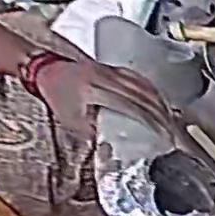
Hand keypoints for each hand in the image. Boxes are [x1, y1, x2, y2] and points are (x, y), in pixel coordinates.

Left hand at [33, 56, 174, 135]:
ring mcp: (110, 70)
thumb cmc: (55, 95)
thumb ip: (96, 133)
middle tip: (173, 133)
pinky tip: (161, 104)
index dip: (151, 122)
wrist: (41, 68)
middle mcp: (105, 77)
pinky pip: (140, 79)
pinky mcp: (113, 68)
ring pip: (145, 87)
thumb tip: (117, 147)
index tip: (163, 136)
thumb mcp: (72, 120)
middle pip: (144, 97)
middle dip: (162, 117)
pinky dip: (154, 93)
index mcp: (94, 89)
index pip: (132, 106)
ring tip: (172, 122)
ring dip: (162, 106)